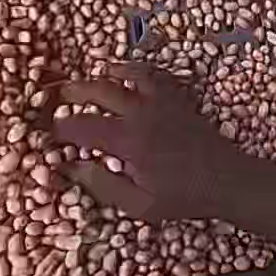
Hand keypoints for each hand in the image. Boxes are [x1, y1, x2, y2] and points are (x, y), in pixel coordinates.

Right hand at [52, 63, 270, 222]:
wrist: (227, 179)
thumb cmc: (182, 197)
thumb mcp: (138, 204)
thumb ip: (102, 184)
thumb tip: (71, 167)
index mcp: (127, 140)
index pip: (82, 126)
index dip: (61, 128)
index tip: (49, 133)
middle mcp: (141, 113)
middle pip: (99, 90)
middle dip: (75, 92)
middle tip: (59, 97)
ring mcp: (160, 101)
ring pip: (125, 75)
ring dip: (104, 76)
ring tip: (90, 81)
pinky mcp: (176, 98)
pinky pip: (152, 75)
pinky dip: (136, 71)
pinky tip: (128, 75)